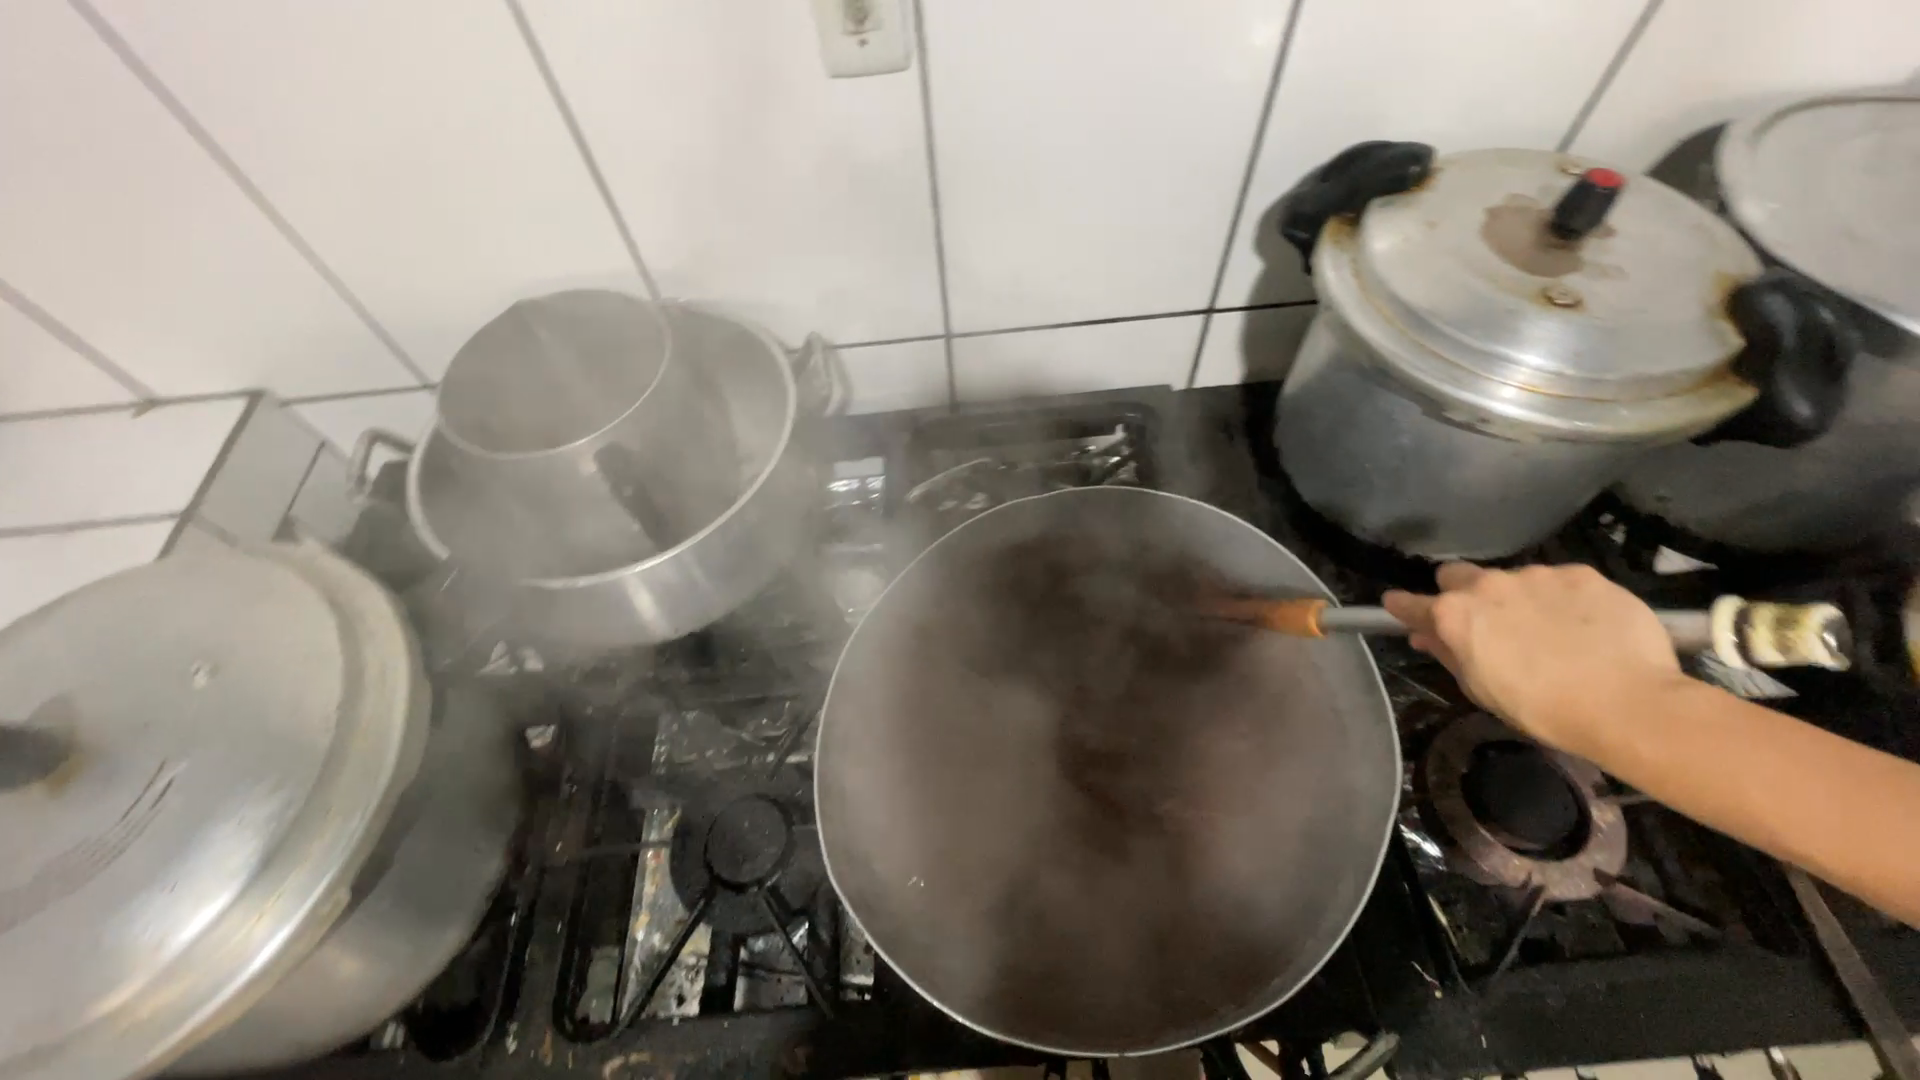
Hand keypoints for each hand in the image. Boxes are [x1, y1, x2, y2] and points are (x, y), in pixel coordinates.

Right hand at [1382, 563, 1684, 754]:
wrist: (1627, 703)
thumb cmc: (1541, 708)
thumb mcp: (1481, 689)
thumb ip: (1448, 654)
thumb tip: (1425, 636)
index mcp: (1454, 615)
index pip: (1411, 604)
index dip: (1403, 607)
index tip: (1398, 607)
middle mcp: (1487, 585)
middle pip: (1456, 575)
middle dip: (1460, 592)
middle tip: (1483, 621)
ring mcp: (1536, 575)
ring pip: (1512, 579)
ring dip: (1516, 597)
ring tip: (1547, 630)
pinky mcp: (1582, 574)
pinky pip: (1559, 581)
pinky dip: (1561, 599)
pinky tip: (1582, 626)